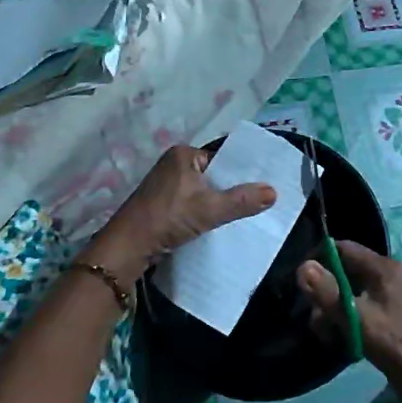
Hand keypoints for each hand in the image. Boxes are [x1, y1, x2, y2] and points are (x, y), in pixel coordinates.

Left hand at [88, 145, 275, 273]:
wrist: (127, 248)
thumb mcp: (210, 209)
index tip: (260, 188)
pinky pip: (190, 203)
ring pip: (202, 191)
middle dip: (229, 190)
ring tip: (239, 215)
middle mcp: (172, 164)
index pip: (221, 160)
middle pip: (213, 176)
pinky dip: (202, 212)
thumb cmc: (168, 218)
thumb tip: (274, 192)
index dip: (240, 175)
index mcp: (183, 154)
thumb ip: (243, 200)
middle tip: (254, 203)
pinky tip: (215, 224)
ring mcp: (164, 185)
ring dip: (215, 203)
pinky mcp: (160, 204)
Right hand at [297, 239, 401, 384]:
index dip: (319, 259)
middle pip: (344, 271)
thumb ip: (328, 292)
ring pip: (349, 292)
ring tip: (326, 334)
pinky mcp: (387, 313)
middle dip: (325, 292)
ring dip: (333, 310)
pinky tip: (338, 339)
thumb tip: (302, 266)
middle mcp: (386, 274)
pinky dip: (345, 318)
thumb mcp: (355, 317)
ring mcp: (388, 294)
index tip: (300, 281)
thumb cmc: (392, 343)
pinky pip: (358, 306)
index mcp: (383, 267)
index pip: (344, 248)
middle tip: (315, 317)